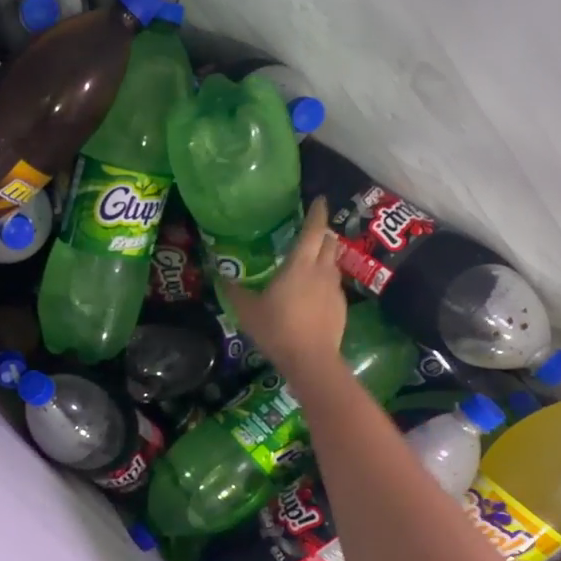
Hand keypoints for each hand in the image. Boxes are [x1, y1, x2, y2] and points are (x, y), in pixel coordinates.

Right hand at [226, 196, 347, 376]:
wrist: (311, 360)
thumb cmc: (277, 329)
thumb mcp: (247, 310)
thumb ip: (234, 291)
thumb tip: (219, 276)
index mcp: (299, 265)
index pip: (314, 230)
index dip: (317, 212)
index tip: (318, 199)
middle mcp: (321, 270)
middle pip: (329, 241)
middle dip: (322, 232)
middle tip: (310, 230)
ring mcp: (334, 288)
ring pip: (333, 262)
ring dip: (324, 255)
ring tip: (310, 260)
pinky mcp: (341, 306)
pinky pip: (333, 283)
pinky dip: (324, 279)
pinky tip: (312, 292)